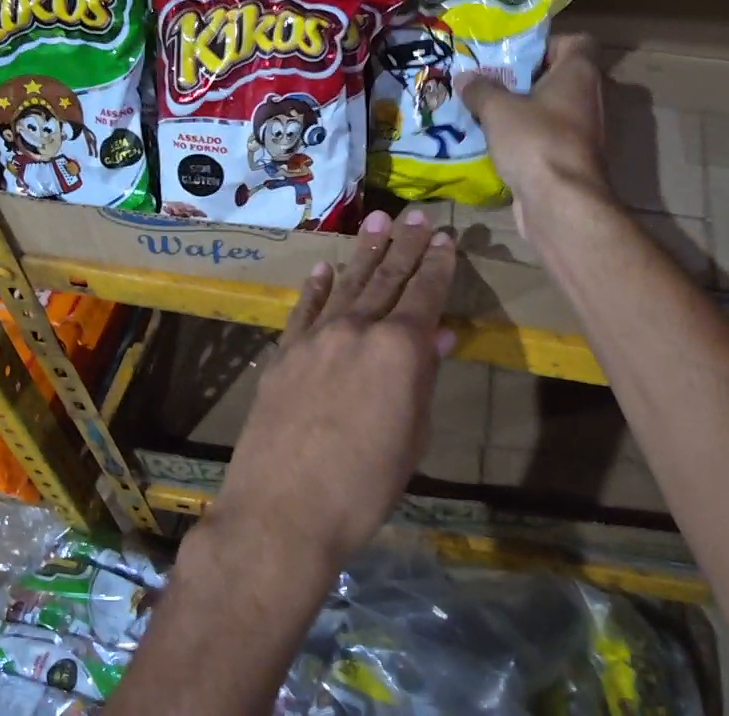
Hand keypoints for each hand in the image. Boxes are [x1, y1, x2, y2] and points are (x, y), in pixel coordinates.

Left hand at [208, 208, 457, 567]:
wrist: (281, 511)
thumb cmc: (364, 486)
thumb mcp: (412, 438)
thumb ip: (423, 380)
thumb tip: (439, 336)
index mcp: (399, 349)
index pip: (425, 294)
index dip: (439, 266)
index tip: (447, 240)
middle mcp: (357, 329)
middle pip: (387, 278)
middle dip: (406, 245)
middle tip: (418, 216)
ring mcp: (315, 338)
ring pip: (346, 283)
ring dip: (365, 251)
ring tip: (379, 221)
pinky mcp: (284, 354)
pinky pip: (304, 310)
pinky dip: (317, 287)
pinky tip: (325, 268)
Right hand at [461, 33, 609, 233]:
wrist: (560, 204)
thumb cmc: (535, 141)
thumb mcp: (498, 109)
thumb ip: (480, 89)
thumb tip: (465, 78)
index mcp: (580, 73)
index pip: (577, 42)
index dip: (547, 43)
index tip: (514, 54)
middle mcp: (589, 99)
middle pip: (558, 77)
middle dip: (524, 79)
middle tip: (489, 81)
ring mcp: (584, 133)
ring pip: (550, 111)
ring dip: (522, 111)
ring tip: (486, 111)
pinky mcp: (571, 161)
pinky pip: (546, 139)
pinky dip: (525, 139)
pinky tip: (494, 143)